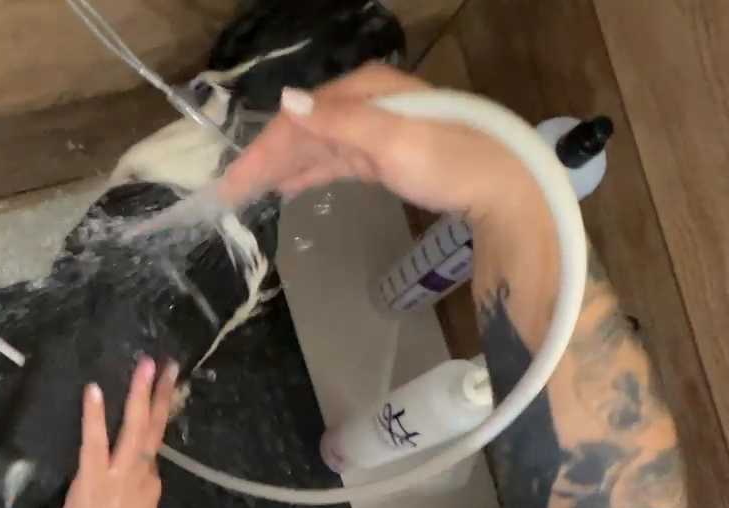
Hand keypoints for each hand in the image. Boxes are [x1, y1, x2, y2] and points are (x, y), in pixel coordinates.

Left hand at [53, 355, 178, 507]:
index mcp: (152, 493)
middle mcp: (142, 478)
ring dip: (141, 394)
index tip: (151, 406)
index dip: (149, 435)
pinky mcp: (93, 476)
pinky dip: (96, 414)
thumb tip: (138, 486)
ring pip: (136, 428)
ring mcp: (119, 475)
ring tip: (146, 364)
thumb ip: (139, 503)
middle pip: (156, 431)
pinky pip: (95, 440)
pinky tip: (95, 389)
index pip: (152, 457)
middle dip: (163, 396)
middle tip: (169, 367)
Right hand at [217, 63, 541, 223]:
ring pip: (313, 149)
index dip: (262, 149)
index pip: (298, 119)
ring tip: (248, 194)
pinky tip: (287, 188)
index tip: (232, 182)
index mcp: (363, 94)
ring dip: (280, 169)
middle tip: (229, 194)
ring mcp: (372, 131)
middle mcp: (364, 106)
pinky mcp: (380, 156)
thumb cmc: (449, 160)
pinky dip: (306, 174)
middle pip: (302, 132)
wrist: (499, 186)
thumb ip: (338, 123)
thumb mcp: (392, 140)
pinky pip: (332, 163)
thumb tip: (285, 102)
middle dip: (264, 160)